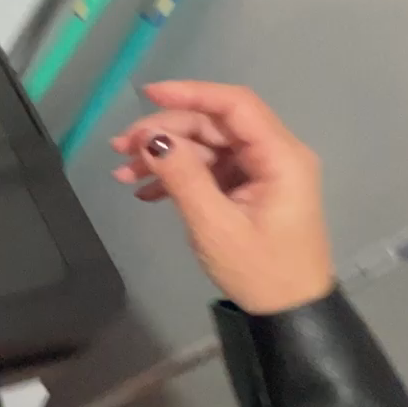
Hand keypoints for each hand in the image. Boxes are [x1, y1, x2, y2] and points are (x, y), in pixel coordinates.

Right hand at [109, 81, 334, 314]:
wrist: (287, 312)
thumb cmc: (259, 269)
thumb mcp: (214, 224)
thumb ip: (182, 176)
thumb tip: (151, 138)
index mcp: (280, 157)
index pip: (234, 105)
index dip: (190, 94)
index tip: (146, 95)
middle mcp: (273, 156)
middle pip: (212, 125)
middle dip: (164, 132)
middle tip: (120, 147)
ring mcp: (258, 173)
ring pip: (203, 147)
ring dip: (162, 156)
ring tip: (122, 173)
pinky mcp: (245, 189)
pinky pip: (205, 169)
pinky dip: (173, 175)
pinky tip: (143, 192)